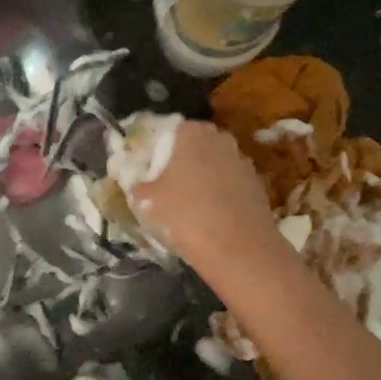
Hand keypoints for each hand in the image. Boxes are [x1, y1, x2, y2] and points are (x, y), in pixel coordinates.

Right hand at [132, 121, 280, 269]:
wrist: (237, 248)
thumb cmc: (182, 216)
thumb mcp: (142, 200)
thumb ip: (130, 179)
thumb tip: (126, 169)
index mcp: (189, 132)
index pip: (160, 131)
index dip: (144, 152)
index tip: (135, 172)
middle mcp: (218, 137)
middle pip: (185, 146)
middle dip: (170, 164)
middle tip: (155, 190)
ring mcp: (240, 159)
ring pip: (207, 165)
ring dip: (193, 179)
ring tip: (179, 207)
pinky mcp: (254, 183)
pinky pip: (224, 183)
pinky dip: (212, 194)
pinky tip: (204, 217)